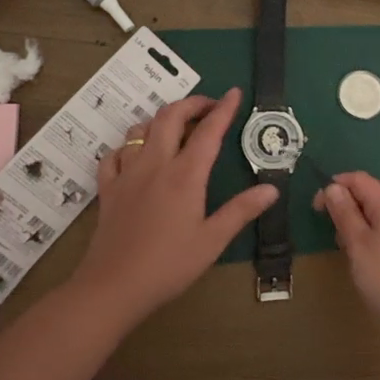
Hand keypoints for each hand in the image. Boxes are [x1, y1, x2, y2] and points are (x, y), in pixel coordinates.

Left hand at [75, 87, 277, 322]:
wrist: (113, 287)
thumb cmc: (169, 265)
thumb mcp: (213, 240)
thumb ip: (241, 211)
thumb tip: (272, 188)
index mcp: (185, 175)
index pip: (208, 131)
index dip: (223, 109)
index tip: (234, 93)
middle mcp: (155, 165)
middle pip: (170, 117)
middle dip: (191, 104)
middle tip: (209, 107)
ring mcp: (127, 174)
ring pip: (140, 129)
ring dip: (161, 120)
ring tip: (176, 128)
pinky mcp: (108, 189)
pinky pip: (114, 154)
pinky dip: (128, 146)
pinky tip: (136, 155)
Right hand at [316, 172, 379, 337]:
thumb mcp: (358, 244)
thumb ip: (345, 214)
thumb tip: (333, 187)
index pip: (360, 179)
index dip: (335, 185)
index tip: (316, 207)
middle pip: (368, 195)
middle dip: (344, 206)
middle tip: (328, 231)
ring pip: (375, 216)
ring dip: (354, 224)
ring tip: (342, 248)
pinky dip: (367, 239)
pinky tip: (361, 260)